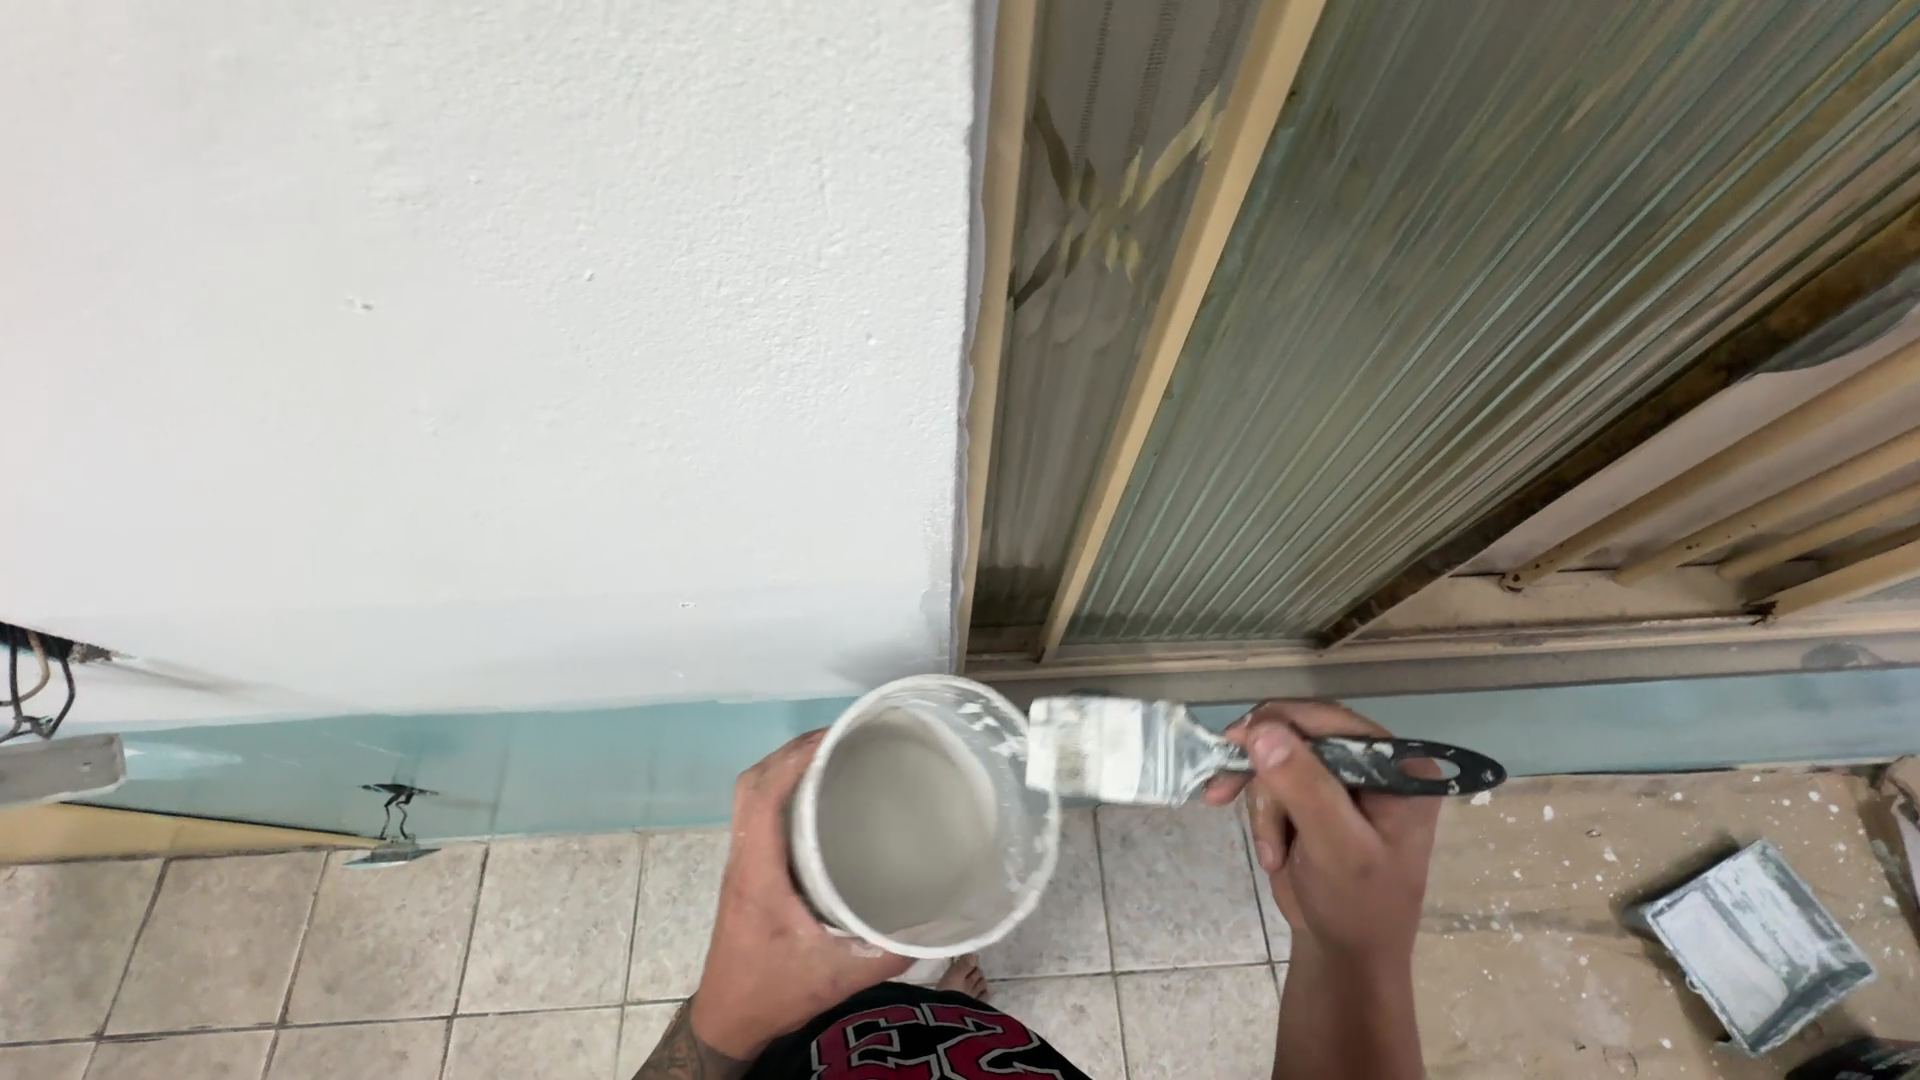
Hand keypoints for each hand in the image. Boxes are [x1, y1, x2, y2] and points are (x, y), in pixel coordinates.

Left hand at [688, 730, 911, 1060]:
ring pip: (752, 792)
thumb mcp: (839, 977)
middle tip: (840, 739)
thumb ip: (890, 951)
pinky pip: (759, 809)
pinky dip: (784, 787)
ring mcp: (743, 860)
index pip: (763, 793)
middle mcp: (745, 856)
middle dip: (793, 751)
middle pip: (753, 781)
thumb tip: (939, 922)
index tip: (835, 737)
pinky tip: (820, 795)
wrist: (729, 1020)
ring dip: (786, 765)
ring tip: (833, 754)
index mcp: (759, 871)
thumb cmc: (774, 992)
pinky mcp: (750, 867)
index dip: (794, 758)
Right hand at [1202, 701, 1437, 968]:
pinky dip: (1259, 812)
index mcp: (1400, 768)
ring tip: (1269, 851)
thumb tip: (1262, 730)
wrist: (1344, 955)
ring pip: (1277, 759)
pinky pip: (1271, 781)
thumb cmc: (1356, 906)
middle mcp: (1373, 766)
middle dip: (1264, 772)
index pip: (1333, 721)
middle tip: (1222, 788)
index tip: (1235, 740)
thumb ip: (1304, 787)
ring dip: (1262, 804)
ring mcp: (1341, 782)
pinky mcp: (1313, 799)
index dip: (1281, 723)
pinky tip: (1267, 848)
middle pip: (1298, 736)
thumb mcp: (1335, 847)